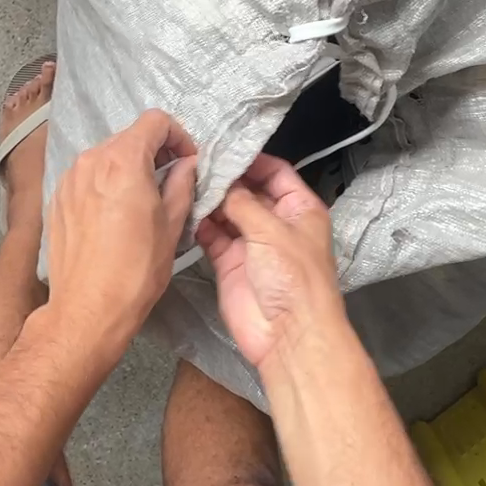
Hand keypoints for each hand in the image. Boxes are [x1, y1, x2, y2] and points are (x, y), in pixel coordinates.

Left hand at [40, 110, 198, 362]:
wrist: (87, 309)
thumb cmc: (135, 270)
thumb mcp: (172, 225)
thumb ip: (182, 183)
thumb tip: (186, 164)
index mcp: (123, 161)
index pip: (155, 121)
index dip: (177, 135)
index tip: (186, 160)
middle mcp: (91, 160)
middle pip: (129, 136)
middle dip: (154, 151)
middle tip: (171, 179)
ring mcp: (70, 178)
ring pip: (107, 155)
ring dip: (129, 166)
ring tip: (143, 198)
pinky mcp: (57, 198)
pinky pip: (88, 175)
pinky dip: (106, 181)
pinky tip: (116, 212)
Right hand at [198, 155, 342, 370]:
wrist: (288, 335)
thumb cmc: (295, 279)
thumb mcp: (272, 231)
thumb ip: (243, 203)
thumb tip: (222, 184)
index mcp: (299, 208)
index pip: (275, 172)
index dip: (252, 160)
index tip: (224, 150)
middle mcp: (276, 222)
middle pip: (247, 190)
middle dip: (225, 179)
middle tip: (197, 164)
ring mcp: (252, 242)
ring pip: (227, 211)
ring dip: (210, 200)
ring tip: (187, 183)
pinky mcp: (231, 262)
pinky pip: (212, 235)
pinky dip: (200, 224)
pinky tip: (185, 210)